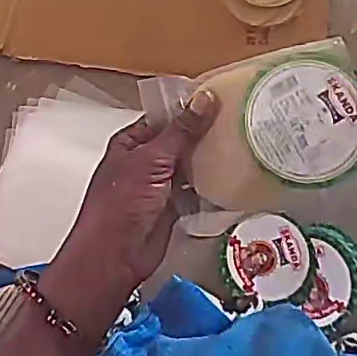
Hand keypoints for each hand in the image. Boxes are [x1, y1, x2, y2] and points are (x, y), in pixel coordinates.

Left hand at [40, 91, 219, 334]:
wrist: (115, 257)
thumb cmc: (121, 204)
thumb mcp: (152, 159)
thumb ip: (181, 130)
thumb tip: (205, 99)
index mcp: (131, 142)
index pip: (164, 117)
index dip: (188, 108)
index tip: (219, 99)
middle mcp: (144, 161)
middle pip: (179, 141)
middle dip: (203, 134)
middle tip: (237, 120)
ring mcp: (159, 185)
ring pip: (189, 165)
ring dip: (209, 159)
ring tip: (241, 143)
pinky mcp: (172, 207)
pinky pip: (196, 190)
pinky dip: (210, 184)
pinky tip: (232, 174)